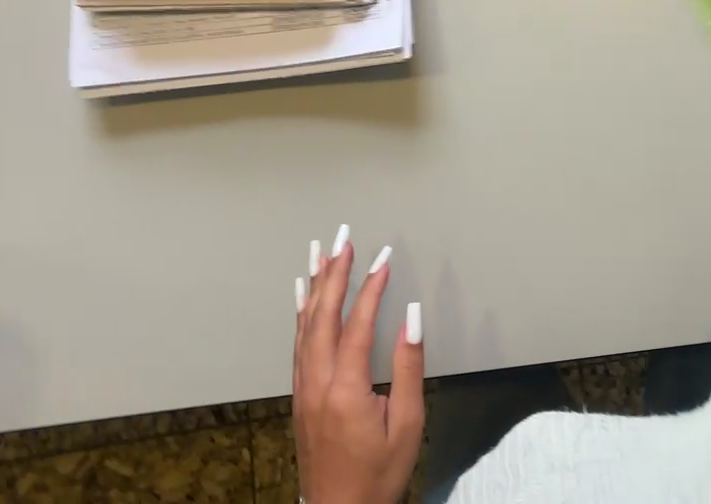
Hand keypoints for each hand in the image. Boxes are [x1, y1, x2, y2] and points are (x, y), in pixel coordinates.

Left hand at [295, 229, 424, 503]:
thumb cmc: (379, 472)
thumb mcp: (408, 424)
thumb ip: (409, 367)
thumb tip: (412, 316)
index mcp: (346, 389)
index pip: (358, 325)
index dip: (371, 288)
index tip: (383, 257)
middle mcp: (318, 383)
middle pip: (322, 317)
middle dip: (334, 273)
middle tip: (343, 238)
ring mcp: (304, 388)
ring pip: (305, 325)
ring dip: (315, 285)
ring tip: (321, 251)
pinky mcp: (300, 395)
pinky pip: (298, 343)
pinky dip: (301, 312)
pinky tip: (304, 292)